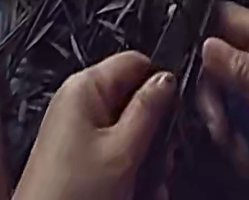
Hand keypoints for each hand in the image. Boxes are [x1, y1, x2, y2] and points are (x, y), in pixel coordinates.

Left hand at [14, 51, 177, 199]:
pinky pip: (113, 151)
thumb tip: (168, 78)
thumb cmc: (72, 197)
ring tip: (153, 185)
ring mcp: (76, 132)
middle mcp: (78, 103)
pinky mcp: (76, 159)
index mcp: (84, 87)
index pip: (135, 62)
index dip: (160, 85)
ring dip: (146, 156)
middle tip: (164, 161)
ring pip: (127, 129)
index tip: (176, 115)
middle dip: (154, 130)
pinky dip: (129, 169)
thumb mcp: (122, 151)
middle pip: (133, 98)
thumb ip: (149, 109)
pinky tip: (139, 190)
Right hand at [199, 3, 248, 199]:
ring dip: (226, 132)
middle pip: (215, 63)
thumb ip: (245, 71)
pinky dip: (238, 152)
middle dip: (213, 98)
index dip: (204, 32)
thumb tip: (205, 43)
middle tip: (223, 127)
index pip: (227, 17)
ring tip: (248, 154)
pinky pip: (232, 134)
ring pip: (219, 102)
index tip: (190, 61)